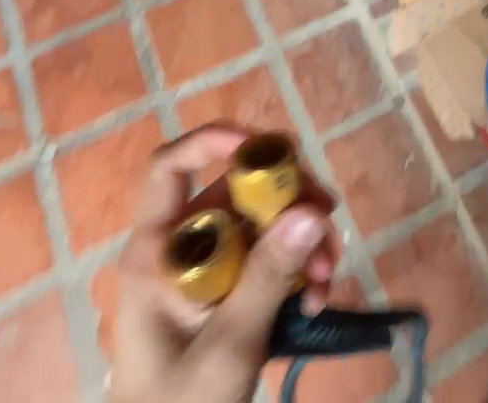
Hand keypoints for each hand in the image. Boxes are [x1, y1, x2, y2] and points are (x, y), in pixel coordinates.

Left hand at [111, 124, 342, 402]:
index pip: (168, 169)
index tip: (267, 149)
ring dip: (305, 239)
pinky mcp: (231, 288)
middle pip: (237, 189)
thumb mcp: (228, 345)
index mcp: (158, 251)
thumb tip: (310, 210)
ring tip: (328, 280)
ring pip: (264, 219)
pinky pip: (272, 254)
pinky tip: (319, 299)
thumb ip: (267, 277)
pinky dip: (301, 268)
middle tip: (329, 225)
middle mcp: (183, 246)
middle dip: (290, 201)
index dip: (211, 142)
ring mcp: (210, 266)